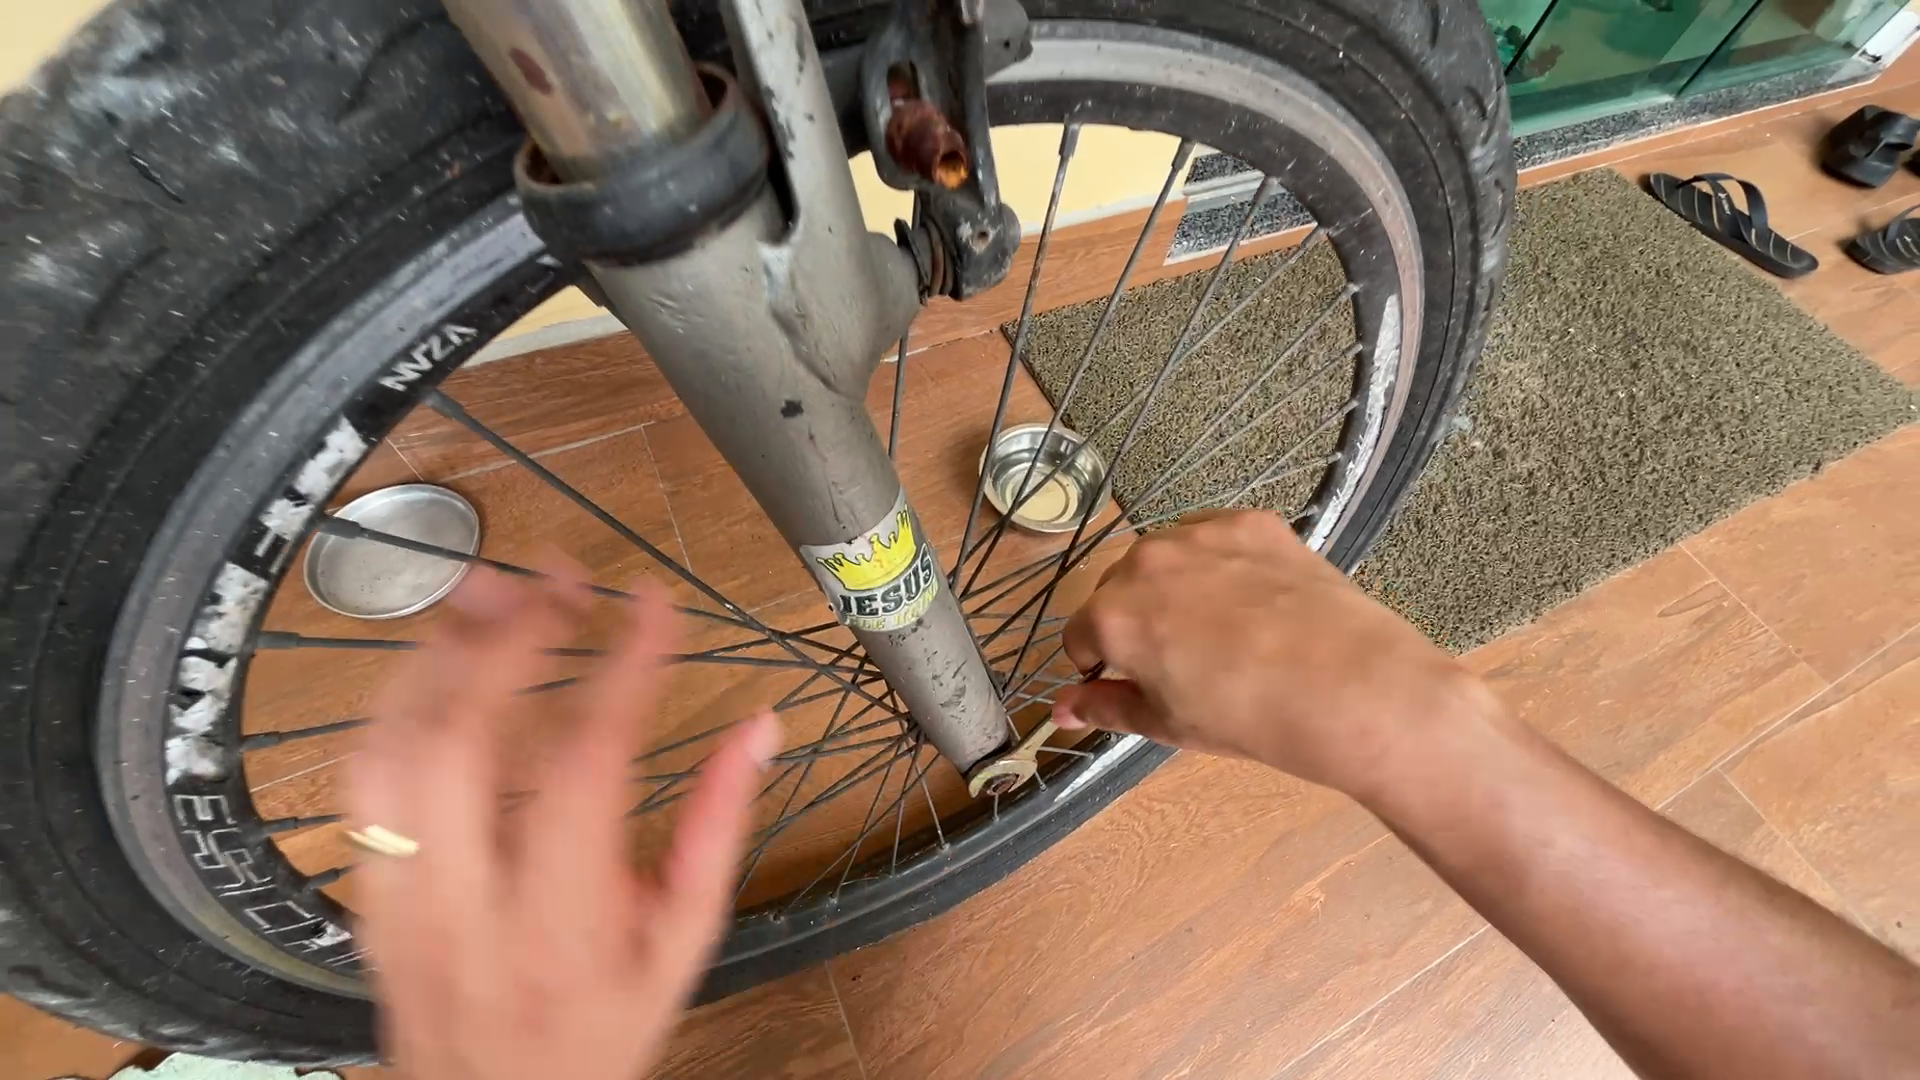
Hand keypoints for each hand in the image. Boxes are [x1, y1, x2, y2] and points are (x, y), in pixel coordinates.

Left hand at [346, 565, 776, 1079]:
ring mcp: (397, 895)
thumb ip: (720, 824)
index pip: (587, 764)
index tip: (655, 605)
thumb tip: (759, 725)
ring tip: (493, 588)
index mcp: (562, 914)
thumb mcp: (689, 936)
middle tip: (564, 576)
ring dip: (440, 654)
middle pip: (462, 742)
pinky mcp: (366, 891)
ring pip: (389, 752)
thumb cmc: (609, 1023)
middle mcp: (464, 899)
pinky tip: (443, 655)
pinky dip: (399, 700)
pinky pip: (362, 781)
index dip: (623, 668)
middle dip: (514, 639)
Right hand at [1051, 510, 1500, 799]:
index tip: (1134, 679)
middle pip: (1114, 590)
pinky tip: (1250, 597)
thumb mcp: (1167, 723)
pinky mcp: (1246, 521)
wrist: (1354, 688)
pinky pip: (1208, 536)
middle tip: (1180, 657)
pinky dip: (1215, 561)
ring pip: (1160, 558)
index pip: (1078, 635)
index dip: (1101, 662)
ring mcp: (1197, 533)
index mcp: (1113, 615)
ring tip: (1219, 625)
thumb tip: (1060, 710)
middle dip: (1132, 619)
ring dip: (1169, 585)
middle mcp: (1143, 562)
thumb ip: (1104, 707)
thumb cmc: (1249, 717)